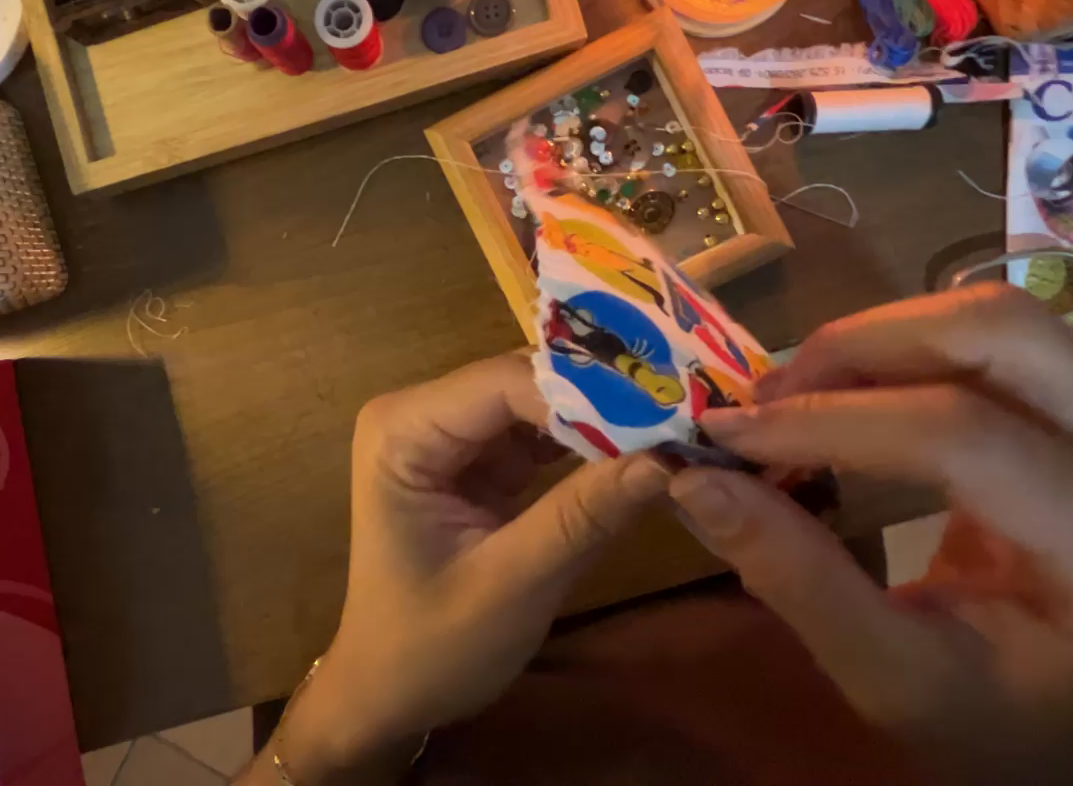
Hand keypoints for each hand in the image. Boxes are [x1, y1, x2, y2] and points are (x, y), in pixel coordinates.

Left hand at [259, 352, 670, 783]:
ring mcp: (448, 432)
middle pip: (520, 382)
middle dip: (598, 399)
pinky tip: (640, 449)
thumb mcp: (511, 587)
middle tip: (684, 413)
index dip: (583, 392)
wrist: (388, 691)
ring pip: (536, 400)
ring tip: (675, 425)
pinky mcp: (476, 456)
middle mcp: (419, 413)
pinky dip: (586, 443)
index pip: (501, 382)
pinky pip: (539, 432)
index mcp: (401, 430)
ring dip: (600, 417)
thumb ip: (582, 517)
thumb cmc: (429, 648)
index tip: (665, 410)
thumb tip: (668, 460)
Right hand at [670, 285, 1072, 781]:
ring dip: (874, 339)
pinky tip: (852, 394)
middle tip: (769, 396)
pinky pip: (997, 338)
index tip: (727, 432)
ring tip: (801, 392)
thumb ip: (795, 577)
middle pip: (999, 334)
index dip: (827, 422)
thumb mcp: (889, 677)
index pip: (967, 439)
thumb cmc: (1003, 726)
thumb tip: (693, 477)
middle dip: (855, 347)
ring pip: (995, 317)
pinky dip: (900, 349)